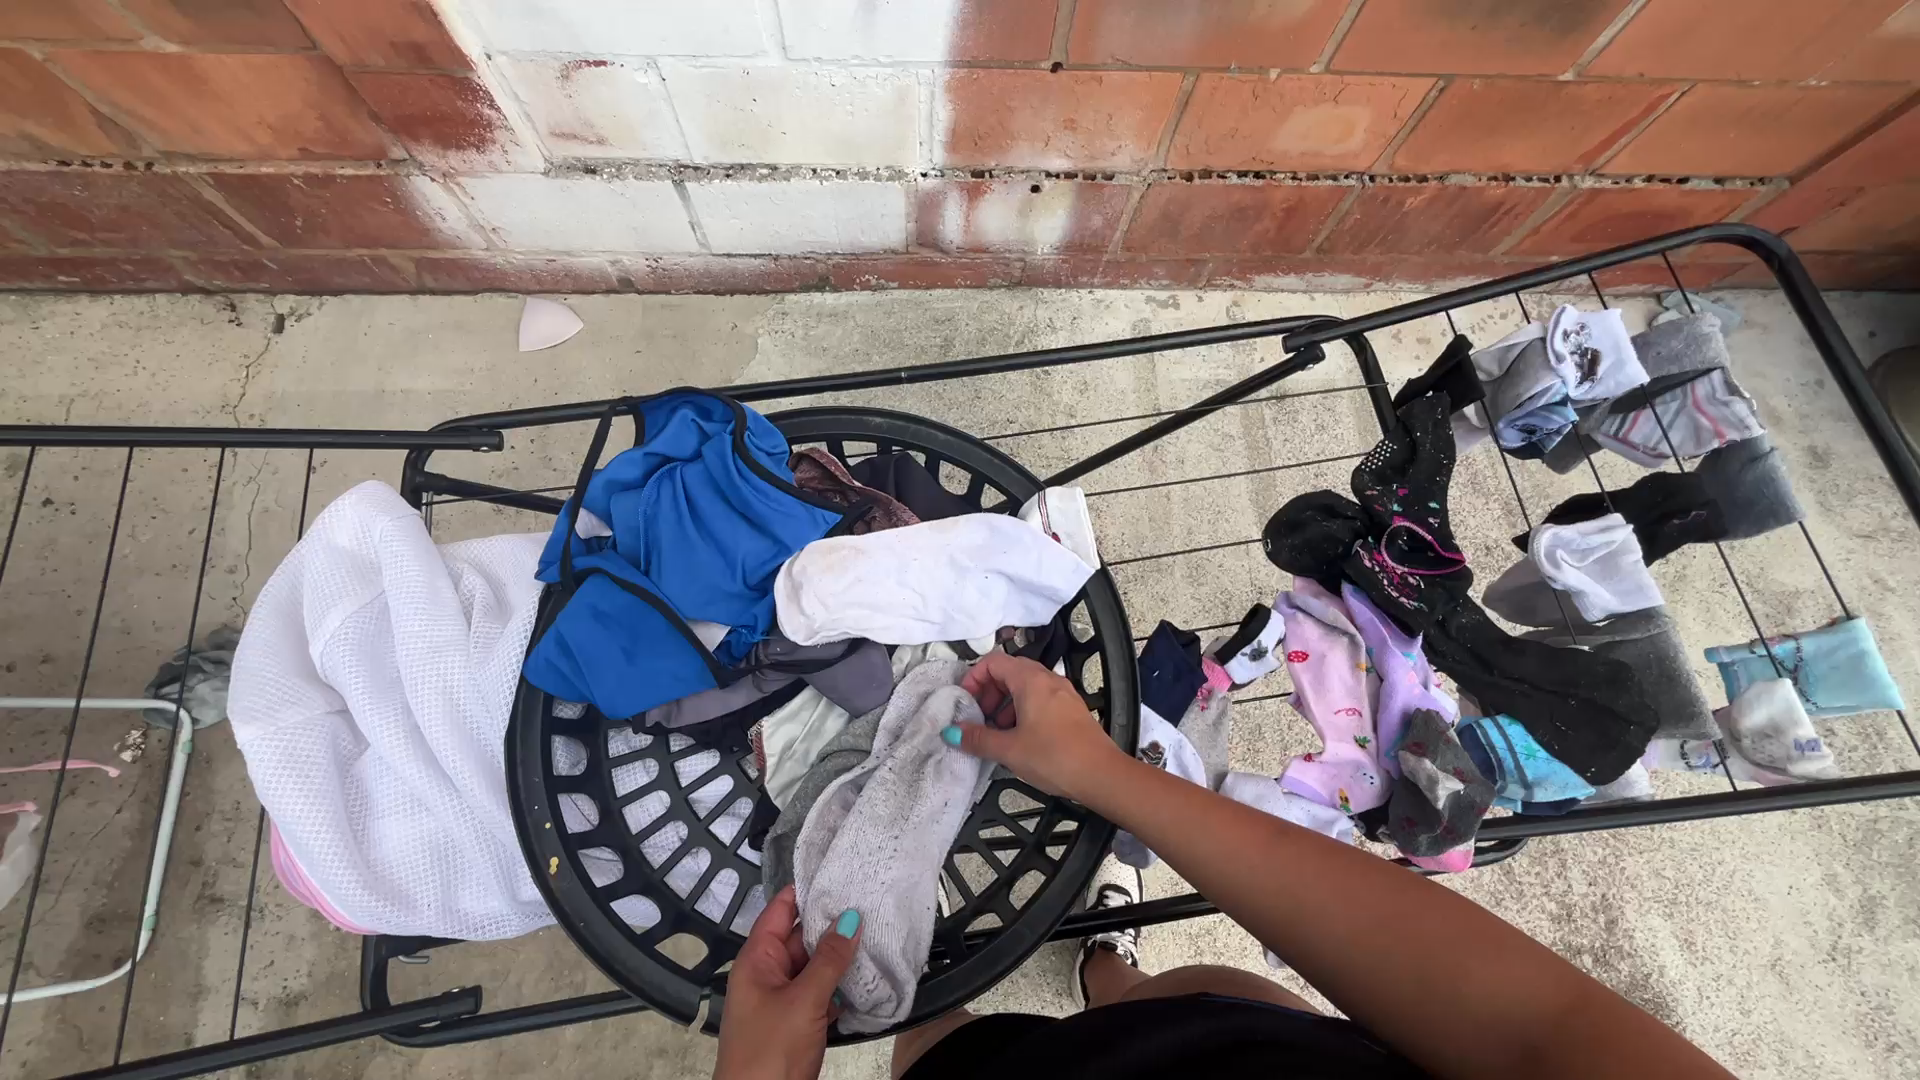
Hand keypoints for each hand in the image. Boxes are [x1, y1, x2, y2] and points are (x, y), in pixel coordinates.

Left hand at [714, 886, 859, 1079]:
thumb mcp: (803, 1001)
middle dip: (832, 921)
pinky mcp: (797, 1024)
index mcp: (757, 959)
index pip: (781, 910)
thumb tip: (851, 917)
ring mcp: (782, 1000)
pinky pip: (820, 992)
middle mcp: (768, 973)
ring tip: (876, 929)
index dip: (806, 889)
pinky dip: (840, 984)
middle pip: (801, 936)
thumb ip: (829, 959)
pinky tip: (868, 974)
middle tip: (869, 899)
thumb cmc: (770, 1052)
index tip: (839, 870)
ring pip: (814, 965)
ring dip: (840, 954)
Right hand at [950, 652, 1127, 799]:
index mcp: (1031, 680)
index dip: (974, 678)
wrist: (1102, 775)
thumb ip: (978, 738)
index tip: (965, 702)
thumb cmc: (1054, 757)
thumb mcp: (1009, 750)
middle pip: (1009, 671)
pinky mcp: (1072, 709)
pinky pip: (1041, 699)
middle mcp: (1048, 679)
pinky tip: (1019, 737)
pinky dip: (1023, 710)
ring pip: (1025, 686)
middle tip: (978, 717)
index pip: (994, 661)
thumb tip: (952, 732)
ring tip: (996, 731)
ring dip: (1005, 703)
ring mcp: (1063, 693)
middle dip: (988, 692)